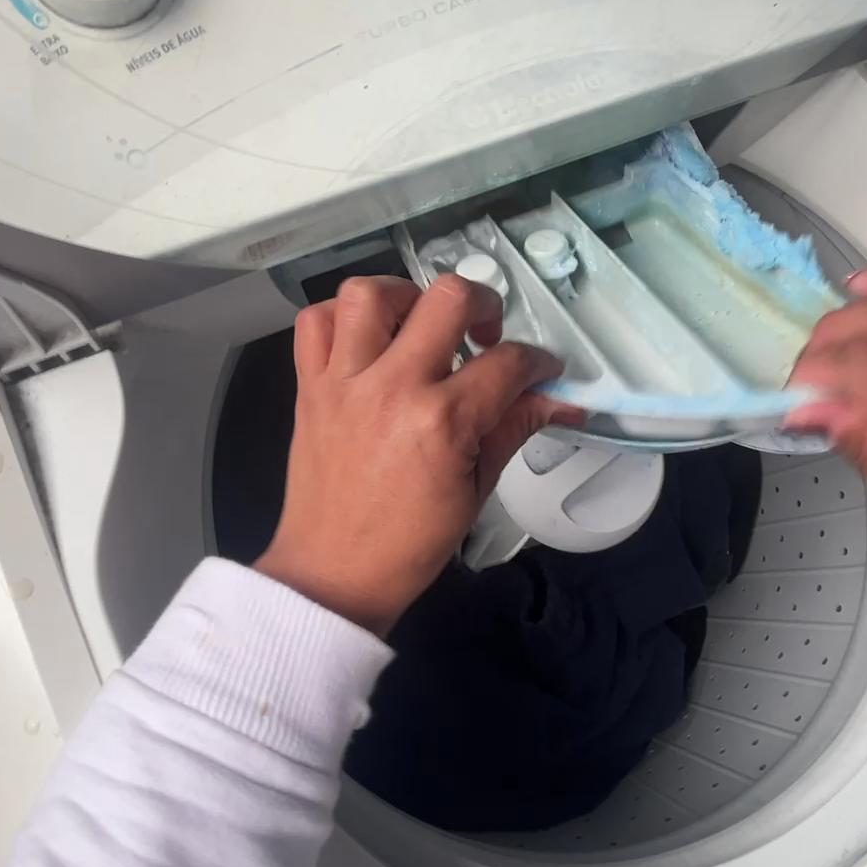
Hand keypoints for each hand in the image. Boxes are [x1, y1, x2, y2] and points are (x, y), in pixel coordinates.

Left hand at [255, 274, 578, 635]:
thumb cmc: (408, 543)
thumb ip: (514, 428)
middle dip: (483, 303)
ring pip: (369, 293)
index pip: (507, 364)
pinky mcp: (310, 387)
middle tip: (485, 334)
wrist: (333, 573)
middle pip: (447, 299)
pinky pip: (314, 322)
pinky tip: (367, 340)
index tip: (541, 371)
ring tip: (420, 326)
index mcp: (442, 421)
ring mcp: (344, 382)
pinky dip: (342, 318)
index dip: (538, 363)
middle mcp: (392, 388)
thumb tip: (556, 400)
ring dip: (406, 297)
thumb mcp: (477, 489)